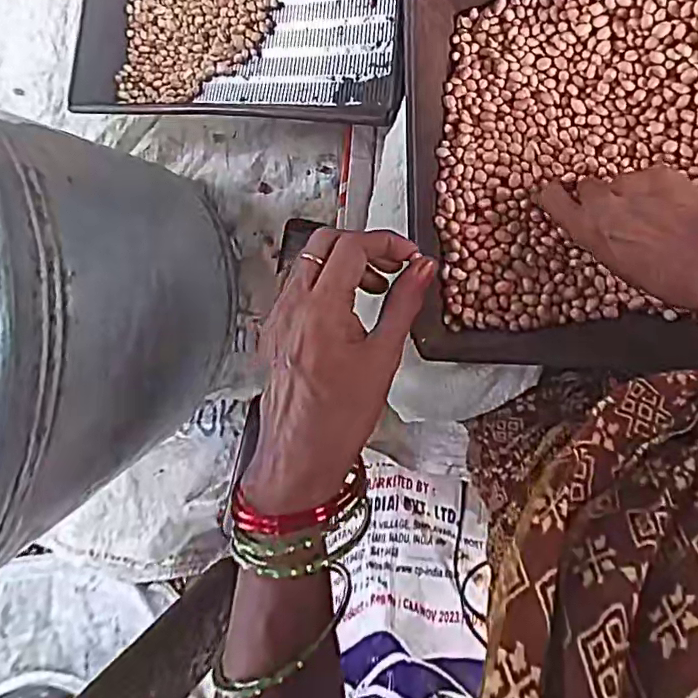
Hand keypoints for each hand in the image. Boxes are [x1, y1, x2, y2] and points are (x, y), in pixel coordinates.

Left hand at [244, 228, 435, 513]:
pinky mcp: (276, 330)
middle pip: (324, 241)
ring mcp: (279, 317)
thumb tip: (421, 269)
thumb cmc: (339, 417)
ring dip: (346, 262)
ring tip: (377, 285)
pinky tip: (351, 307)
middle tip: (394, 262)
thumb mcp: (385, 355)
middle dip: (365, 244)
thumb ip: (404, 302)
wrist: (300, 456)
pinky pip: (299, 286)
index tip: (409, 256)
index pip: (351, 246)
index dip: (387, 242)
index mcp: (320, 309)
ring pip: (309, 260)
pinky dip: (328, 282)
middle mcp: (292, 307)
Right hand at [536, 167, 697, 310]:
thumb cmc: (664, 277)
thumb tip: (606, 228)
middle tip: (624, 214)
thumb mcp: (619, 265)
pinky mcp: (658, 172)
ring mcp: (631, 182)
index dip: (558, 194)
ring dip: (635, 193)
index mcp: (587, 229)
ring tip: (658, 214)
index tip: (562, 194)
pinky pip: (652, 177)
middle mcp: (602, 202)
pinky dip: (661, 188)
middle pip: (589, 186)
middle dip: (603, 197)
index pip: (552, 196)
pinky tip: (676, 207)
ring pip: (623, 180)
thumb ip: (603, 237)